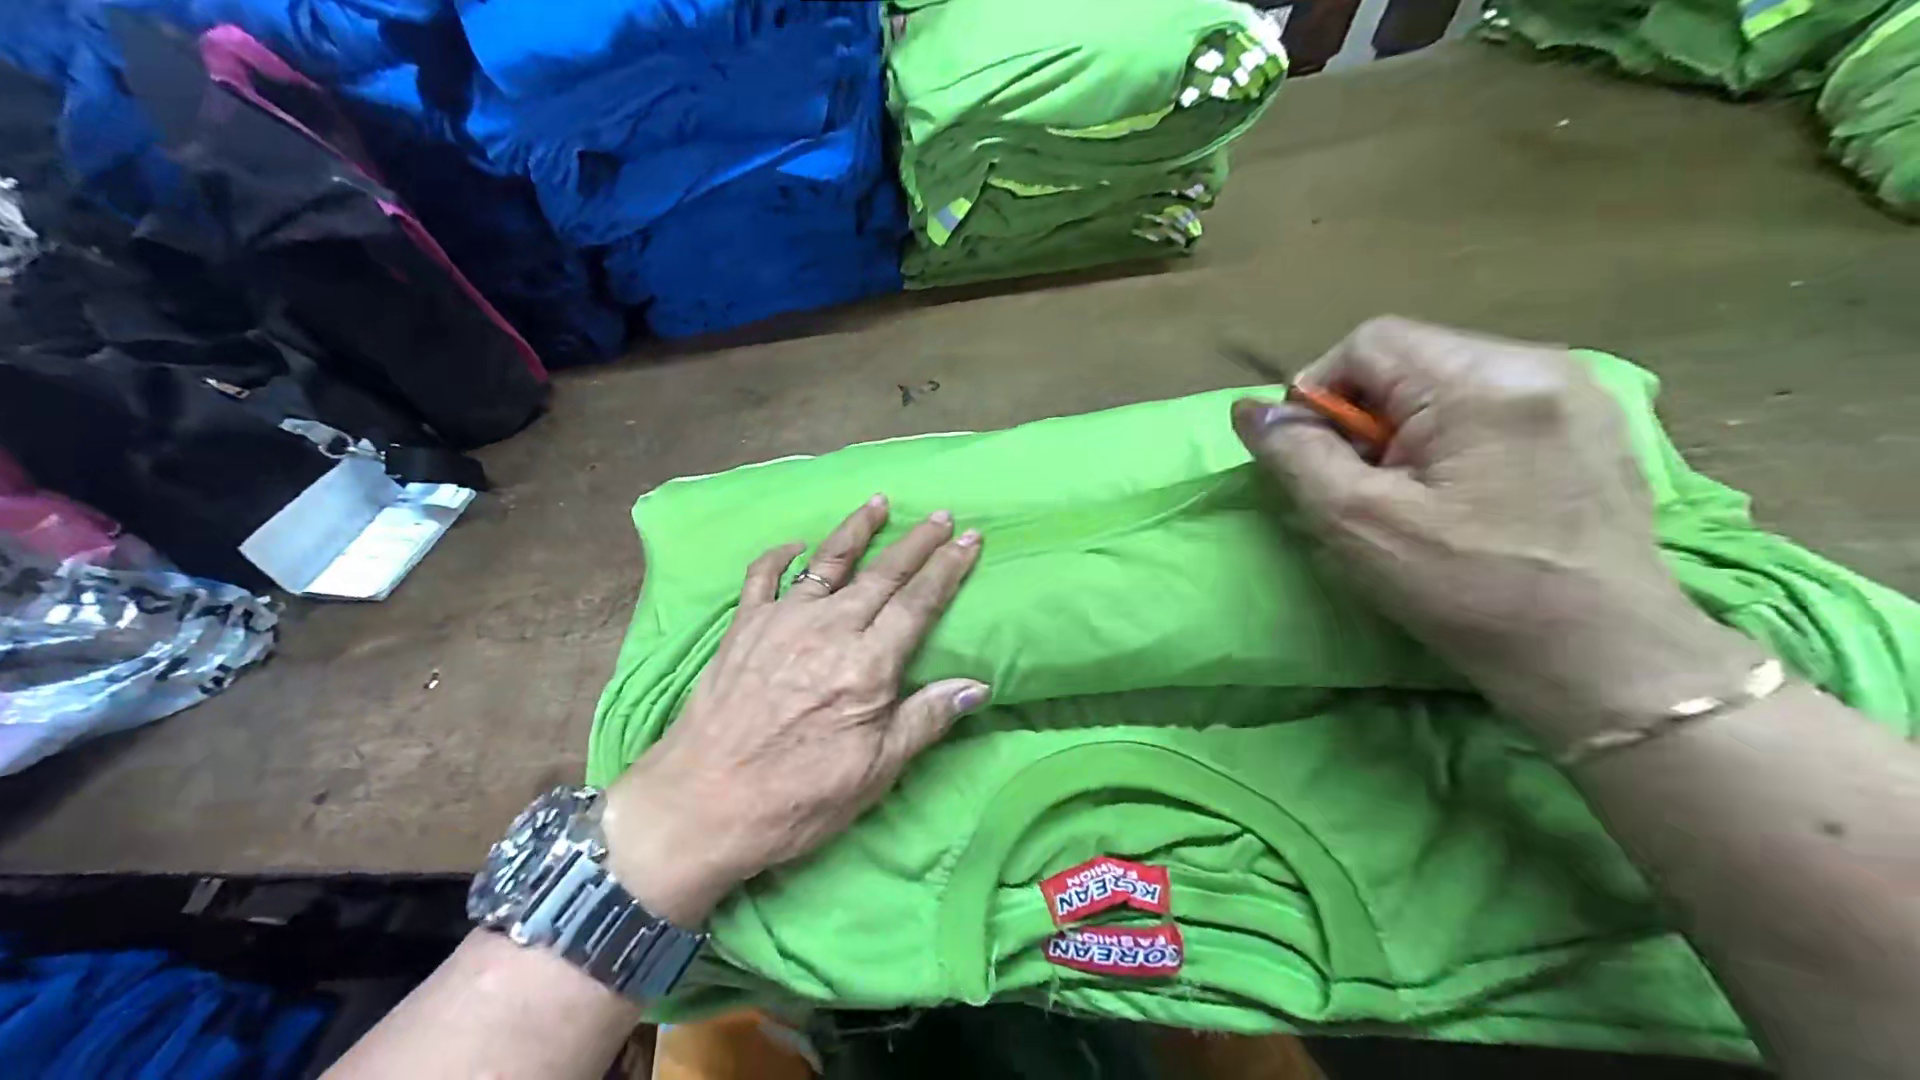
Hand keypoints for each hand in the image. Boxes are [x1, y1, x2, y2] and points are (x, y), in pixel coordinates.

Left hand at [599, 496, 987, 925]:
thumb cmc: (797, 797)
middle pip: (882, 573)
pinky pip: (763, 577)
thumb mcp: (874, 771)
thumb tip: (977, 685)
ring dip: (856, 529)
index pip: (918, 602)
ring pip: (827, 561)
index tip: (970, 538)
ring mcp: (781, 621)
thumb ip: (925, 720)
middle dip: (916, 542)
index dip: (947, 568)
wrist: (699, 804)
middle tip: (940, 515)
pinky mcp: (743, 627)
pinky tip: (794, 545)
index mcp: (866, 664)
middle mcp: (828, 629)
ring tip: (877, 503)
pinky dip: (779, 556)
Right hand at [1233, 317, 1762, 743]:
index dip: (1319, 394)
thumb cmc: (1466, 589)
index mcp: (1484, 380)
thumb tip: (1249, 408)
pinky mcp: (1590, 426)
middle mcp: (1539, 363)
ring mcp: (1576, 392)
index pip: (1367, 343)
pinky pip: (1490, 404)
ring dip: (1402, 429)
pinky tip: (1457, 495)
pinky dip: (1448, 438)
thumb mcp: (1356, 521)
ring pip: (1446, 381)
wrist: (1602, 657)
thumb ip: (1296, 453)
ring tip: (1407, 495)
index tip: (1314, 458)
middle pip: (1408, 359)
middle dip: (1363, 416)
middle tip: (1360, 487)